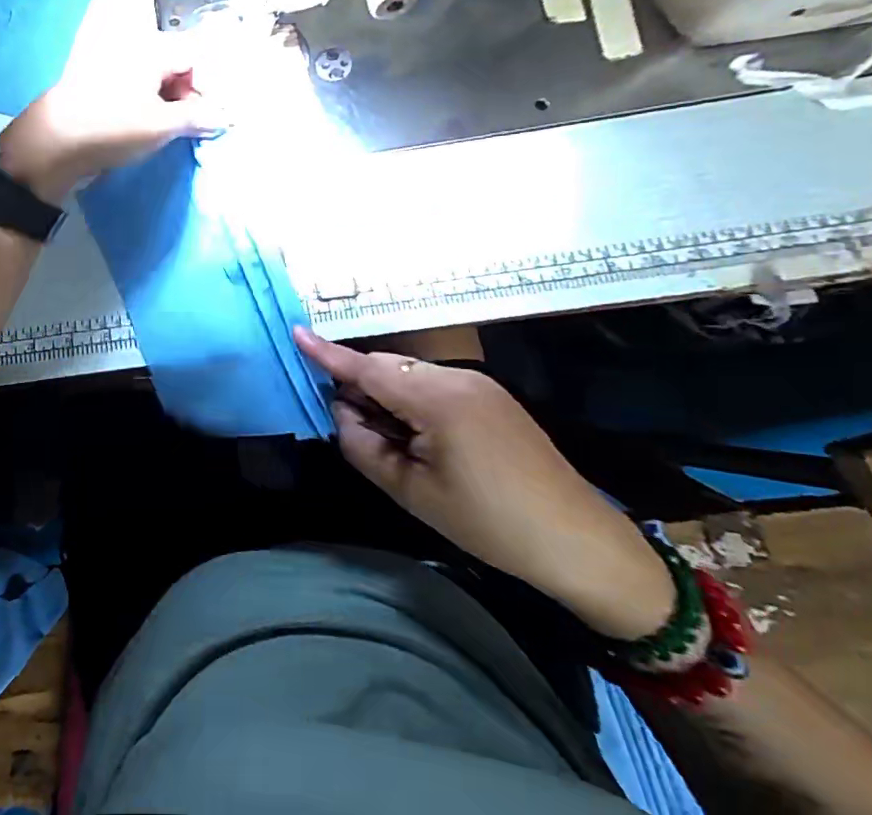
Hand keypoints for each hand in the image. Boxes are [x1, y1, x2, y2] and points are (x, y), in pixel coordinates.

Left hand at [0, 0, 227, 203]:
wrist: (53, 143)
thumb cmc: (113, 127)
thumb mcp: (163, 125)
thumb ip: (198, 118)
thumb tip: (224, 118)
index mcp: (151, 48)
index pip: (197, 56)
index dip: (212, 85)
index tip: (216, 116)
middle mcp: (134, 48)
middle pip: (179, 64)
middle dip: (194, 94)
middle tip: (198, 126)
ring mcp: (116, 64)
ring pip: (160, 78)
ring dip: (175, 102)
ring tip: (177, 130)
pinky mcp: (103, 83)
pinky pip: (141, 88)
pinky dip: (154, 105)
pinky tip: (154, 127)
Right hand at [294, 327, 675, 640]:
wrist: (573, 537)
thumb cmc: (487, 521)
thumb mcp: (413, 492)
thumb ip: (365, 448)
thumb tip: (342, 414)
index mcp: (436, 397)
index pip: (369, 367)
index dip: (328, 353)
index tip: (297, 333)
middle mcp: (459, 377)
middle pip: (391, 368)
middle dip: (359, 385)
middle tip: (341, 422)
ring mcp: (481, 384)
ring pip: (414, 376)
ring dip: (387, 396)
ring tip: (379, 436)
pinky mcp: (494, 398)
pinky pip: (438, 387)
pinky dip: (413, 402)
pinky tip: (413, 435)